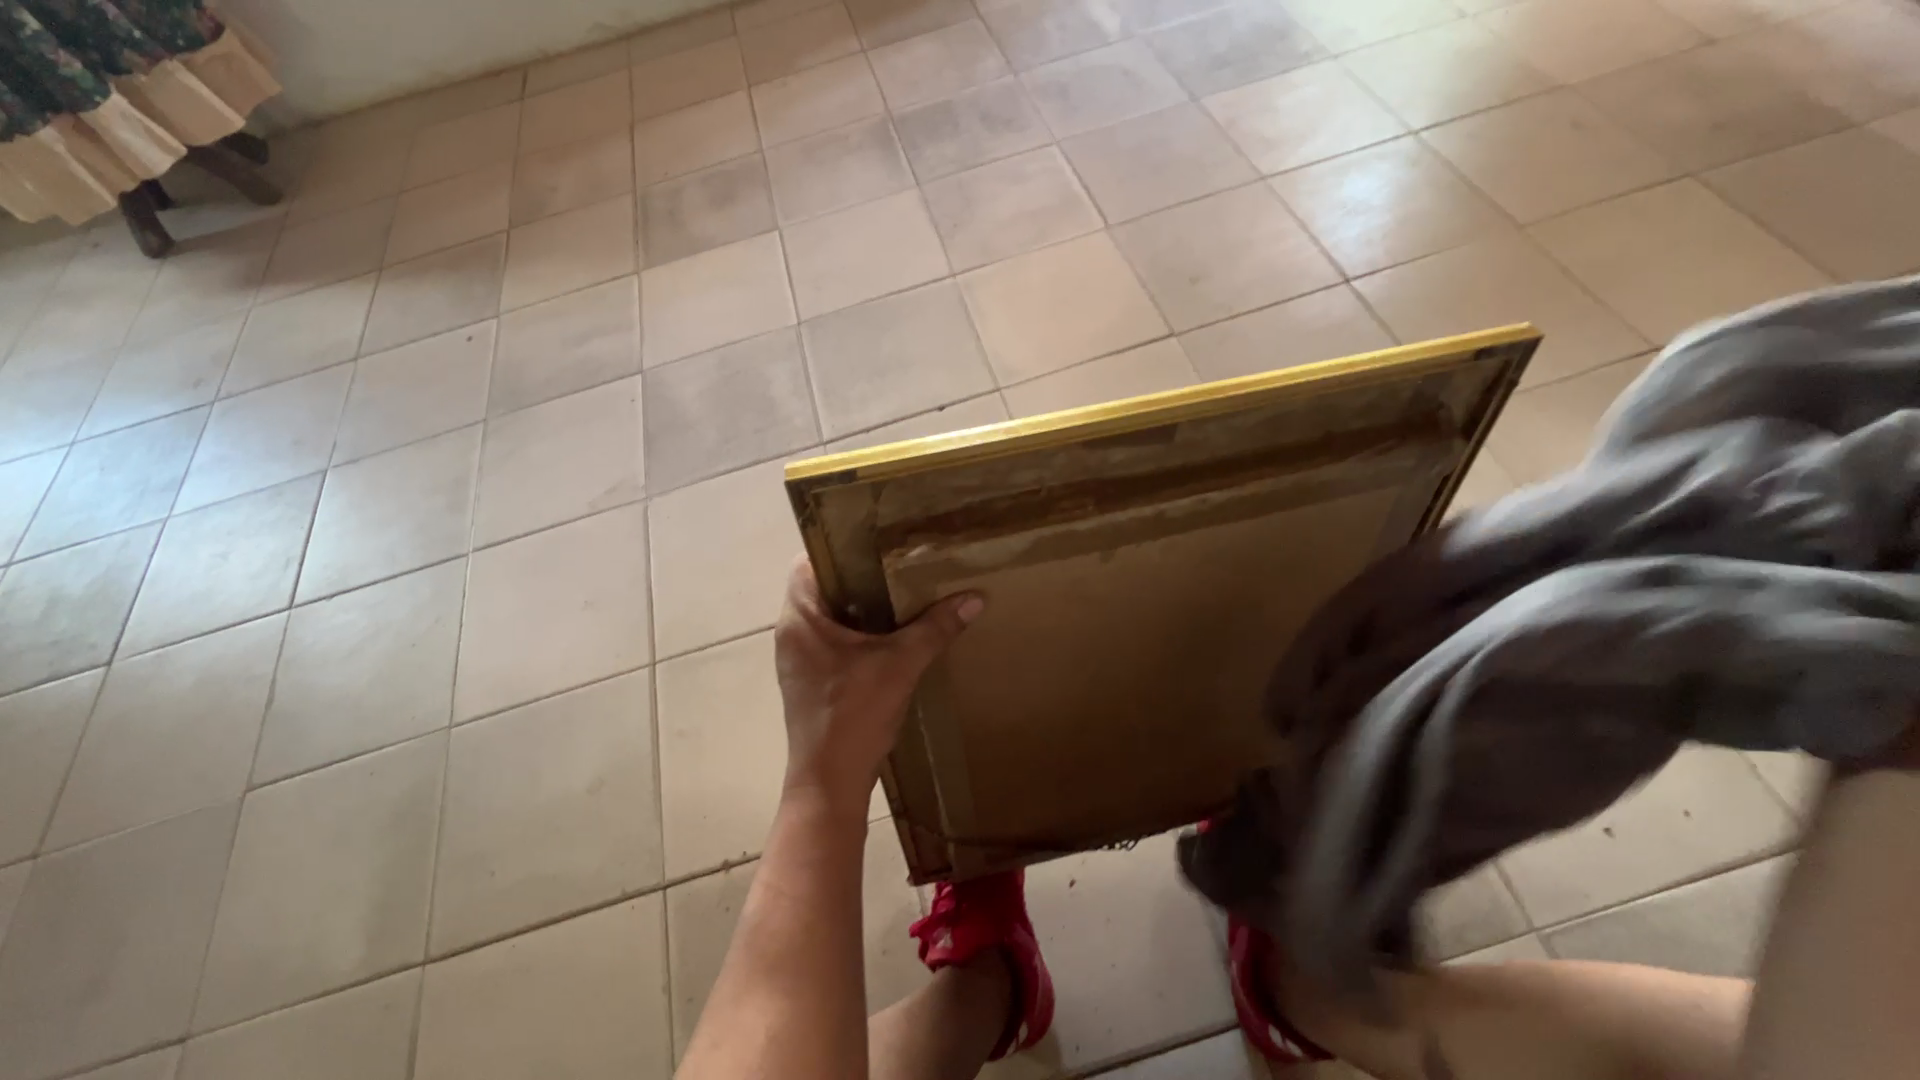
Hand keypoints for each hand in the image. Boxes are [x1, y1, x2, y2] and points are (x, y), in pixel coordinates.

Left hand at [773, 557, 982, 814]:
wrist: (830, 782)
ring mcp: (798, 661)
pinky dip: (858, 635)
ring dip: (860, 608)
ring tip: (901, 594)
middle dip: (859, 577)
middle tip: (899, 563)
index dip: (840, 547)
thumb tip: (974, 597)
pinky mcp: (810, 683)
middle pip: (822, 589)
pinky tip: (891, 637)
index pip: (810, 562)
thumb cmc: (854, 714)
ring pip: (829, 618)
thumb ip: (935, 628)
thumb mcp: (900, 664)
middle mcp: (791, 634)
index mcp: (799, 618)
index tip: (877, 540)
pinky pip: (832, 643)